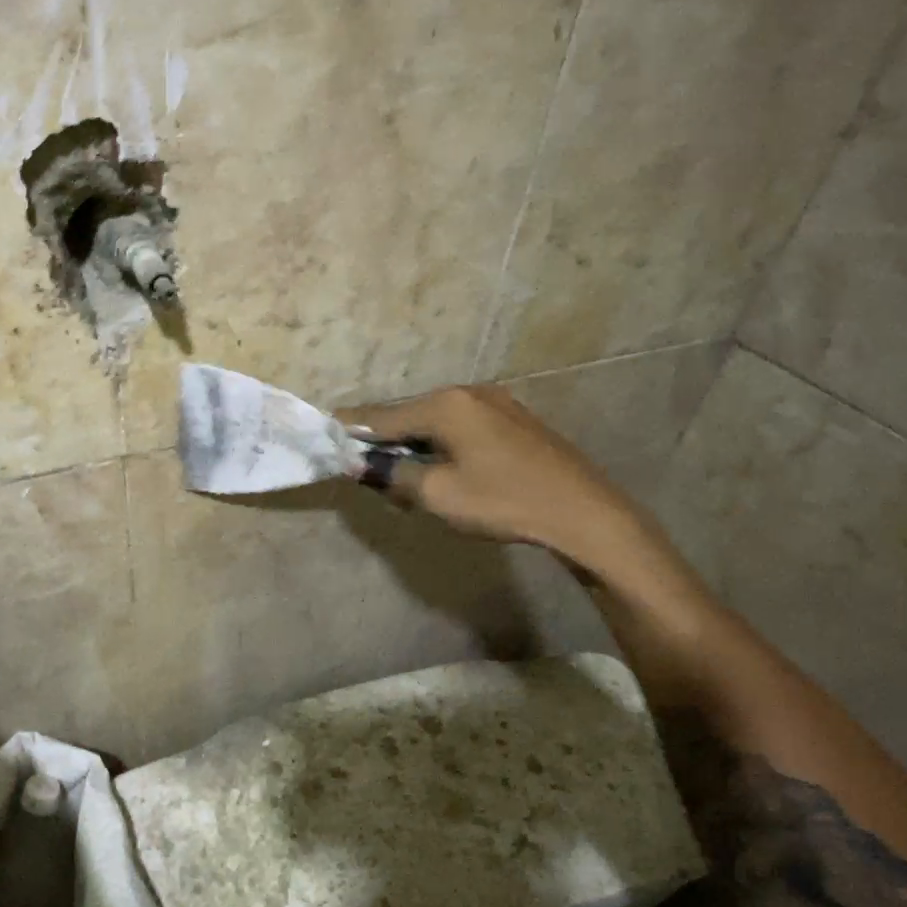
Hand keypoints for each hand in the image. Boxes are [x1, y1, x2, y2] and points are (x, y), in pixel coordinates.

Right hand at [338, 385, 641, 555]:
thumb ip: (393, 473)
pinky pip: (461, 427)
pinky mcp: (513, 421)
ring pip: (436, 422)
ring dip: (414, 446)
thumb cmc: (503, 502)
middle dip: (384, 441)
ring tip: (402, 477)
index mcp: (445, 405)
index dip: (350, 428)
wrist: (583, 513)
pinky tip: (441, 469)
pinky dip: (441, 445)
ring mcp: (495, 403)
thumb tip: (359, 462)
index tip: (323, 431)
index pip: (382, 416)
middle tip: (365, 470)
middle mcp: (467, 393)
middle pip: (408, 415)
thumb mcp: (437, 494)